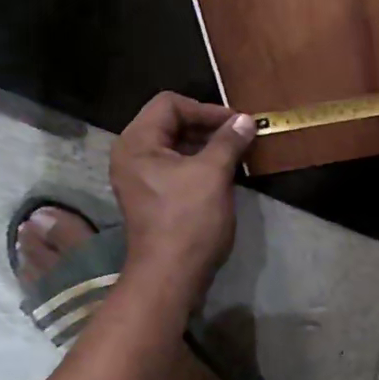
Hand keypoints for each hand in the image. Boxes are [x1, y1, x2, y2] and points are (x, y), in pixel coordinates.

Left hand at [110, 92, 255, 297]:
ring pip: (176, 147)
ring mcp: (141, 178)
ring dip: (207, 146)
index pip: (170, 104)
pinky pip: (176, 168)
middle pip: (171, 123)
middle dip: (208, 127)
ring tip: (238, 154)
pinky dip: (200, 165)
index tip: (237, 123)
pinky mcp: (153, 197)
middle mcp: (132, 155)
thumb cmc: (189, 220)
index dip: (206, 109)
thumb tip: (246, 120)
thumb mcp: (213, 175)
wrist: (172, 275)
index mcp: (137, 143)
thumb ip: (229, 141)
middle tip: (241, 137)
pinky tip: (225, 173)